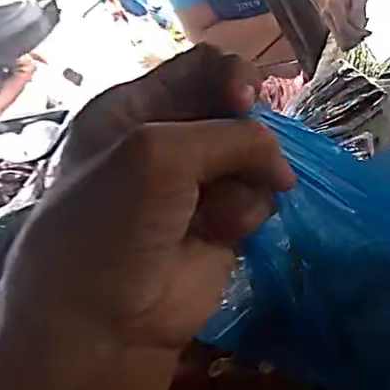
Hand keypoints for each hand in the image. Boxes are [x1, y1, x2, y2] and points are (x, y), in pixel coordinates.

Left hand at [4, 48, 290, 354]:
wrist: (108, 320)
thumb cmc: (113, 224)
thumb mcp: (160, 155)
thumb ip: (232, 135)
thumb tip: (281, 163)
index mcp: (135, 110)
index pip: (202, 69)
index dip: (232, 77)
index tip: (246, 102)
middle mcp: (170, 142)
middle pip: (237, 113)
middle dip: (249, 133)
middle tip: (253, 158)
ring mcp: (201, 184)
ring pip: (257, 158)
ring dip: (249, 179)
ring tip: (222, 211)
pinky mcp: (227, 221)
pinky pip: (260, 197)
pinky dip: (250, 211)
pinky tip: (227, 231)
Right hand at [326, 0, 369, 47]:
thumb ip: (358, 10)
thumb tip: (358, 26)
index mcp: (333, 5)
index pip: (343, 28)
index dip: (355, 34)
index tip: (366, 33)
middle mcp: (327, 14)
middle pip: (340, 36)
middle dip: (354, 38)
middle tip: (366, 34)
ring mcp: (327, 20)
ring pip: (340, 39)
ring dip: (353, 39)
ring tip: (363, 31)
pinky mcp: (330, 24)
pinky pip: (341, 37)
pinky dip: (350, 37)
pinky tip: (358, 31)